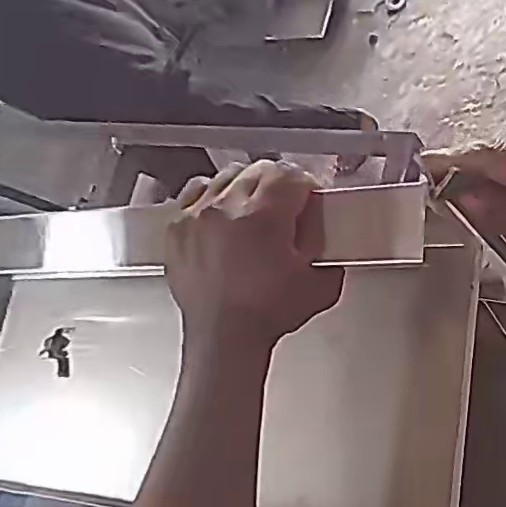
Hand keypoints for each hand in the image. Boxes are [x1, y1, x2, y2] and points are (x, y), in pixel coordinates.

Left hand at [166, 161, 341, 346]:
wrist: (224, 337)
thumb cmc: (265, 313)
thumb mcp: (320, 283)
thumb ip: (328, 250)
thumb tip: (327, 234)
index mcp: (264, 217)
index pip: (290, 174)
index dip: (307, 184)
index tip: (311, 197)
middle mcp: (226, 209)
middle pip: (259, 170)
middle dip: (280, 183)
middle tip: (290, 204)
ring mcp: (197, 215)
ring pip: (228, 176)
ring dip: (248, 186)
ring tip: (258, 209)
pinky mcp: (177, 228)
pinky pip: (197, 192)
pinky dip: (215, 196)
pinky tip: (226, 214)